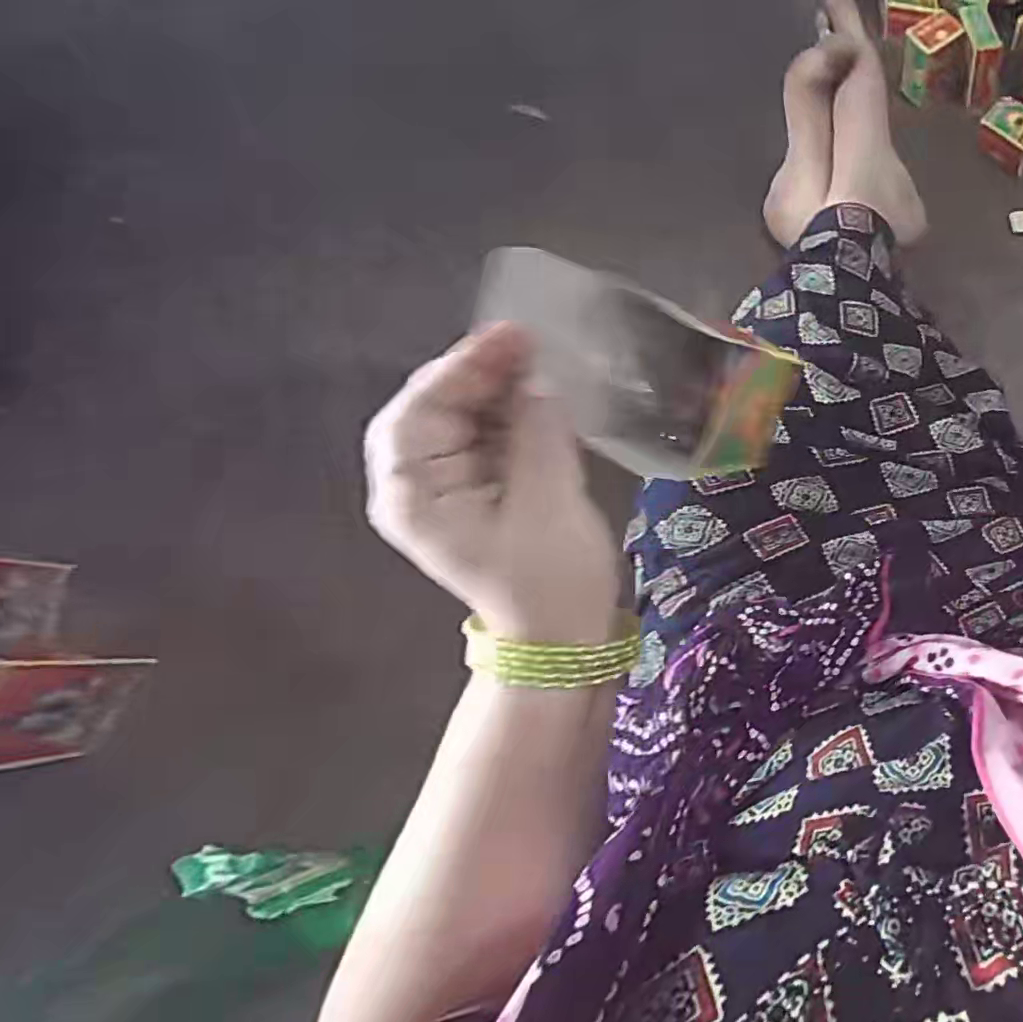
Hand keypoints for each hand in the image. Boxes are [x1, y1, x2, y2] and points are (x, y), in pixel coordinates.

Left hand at [364, 324, 620, 643]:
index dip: (464, 367)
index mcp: (414, 494)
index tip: (513, 336)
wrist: (564, 639)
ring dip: (500, 393)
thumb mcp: (551, 506)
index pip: (421, 411)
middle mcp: (417, 488)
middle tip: (532, 345)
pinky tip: (542, 402)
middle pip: (436, 412)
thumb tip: (540, 386)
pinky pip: (489, 444)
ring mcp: (448, 493)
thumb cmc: (553, 580)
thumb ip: (540, 438)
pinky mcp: (480, 498)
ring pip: (463, 424)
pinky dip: (513, 419)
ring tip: (542, 366)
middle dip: (481, 375)